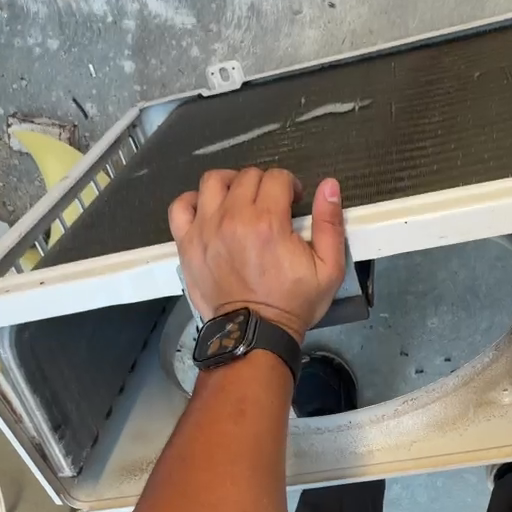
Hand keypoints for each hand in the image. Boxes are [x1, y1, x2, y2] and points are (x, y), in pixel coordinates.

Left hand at [167, 168, 346, 342]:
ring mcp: (205, 229)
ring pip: (213, 182)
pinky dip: (193, 201)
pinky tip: (208, 210)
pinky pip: (181, 206)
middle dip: (264, 185)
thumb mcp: (329, 269)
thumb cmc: (293, 303)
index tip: (293, 202)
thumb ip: (330, 223)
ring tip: (240, 201)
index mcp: (268, 222)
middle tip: (271, 206)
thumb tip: (329, 185)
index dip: (290, 185)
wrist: (254, 335)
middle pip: (247, 177)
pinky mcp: (187, 243)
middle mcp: (233, 218)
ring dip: (231, 183)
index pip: (277, 178)